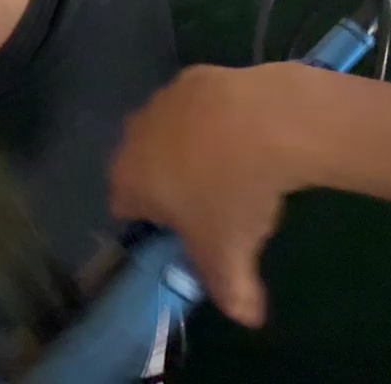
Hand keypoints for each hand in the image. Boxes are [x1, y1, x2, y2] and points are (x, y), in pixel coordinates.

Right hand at [110, 63, 336, 328]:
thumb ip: (231, 294)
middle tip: (213, 207)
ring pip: (169, 134)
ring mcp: (161, 99)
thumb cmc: (232, 192)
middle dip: (171, 186)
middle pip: (144, 167)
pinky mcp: (193, 76)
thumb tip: (245, 314)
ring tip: (236, 169)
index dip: (154, 227)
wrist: (266, 120)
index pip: (124, 208)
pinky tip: (248, 134)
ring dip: (191, 151)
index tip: (187, 236)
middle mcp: (133, 134)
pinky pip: (197, 108)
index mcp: (127, 176)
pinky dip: (215, 121)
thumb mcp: (230, 258)